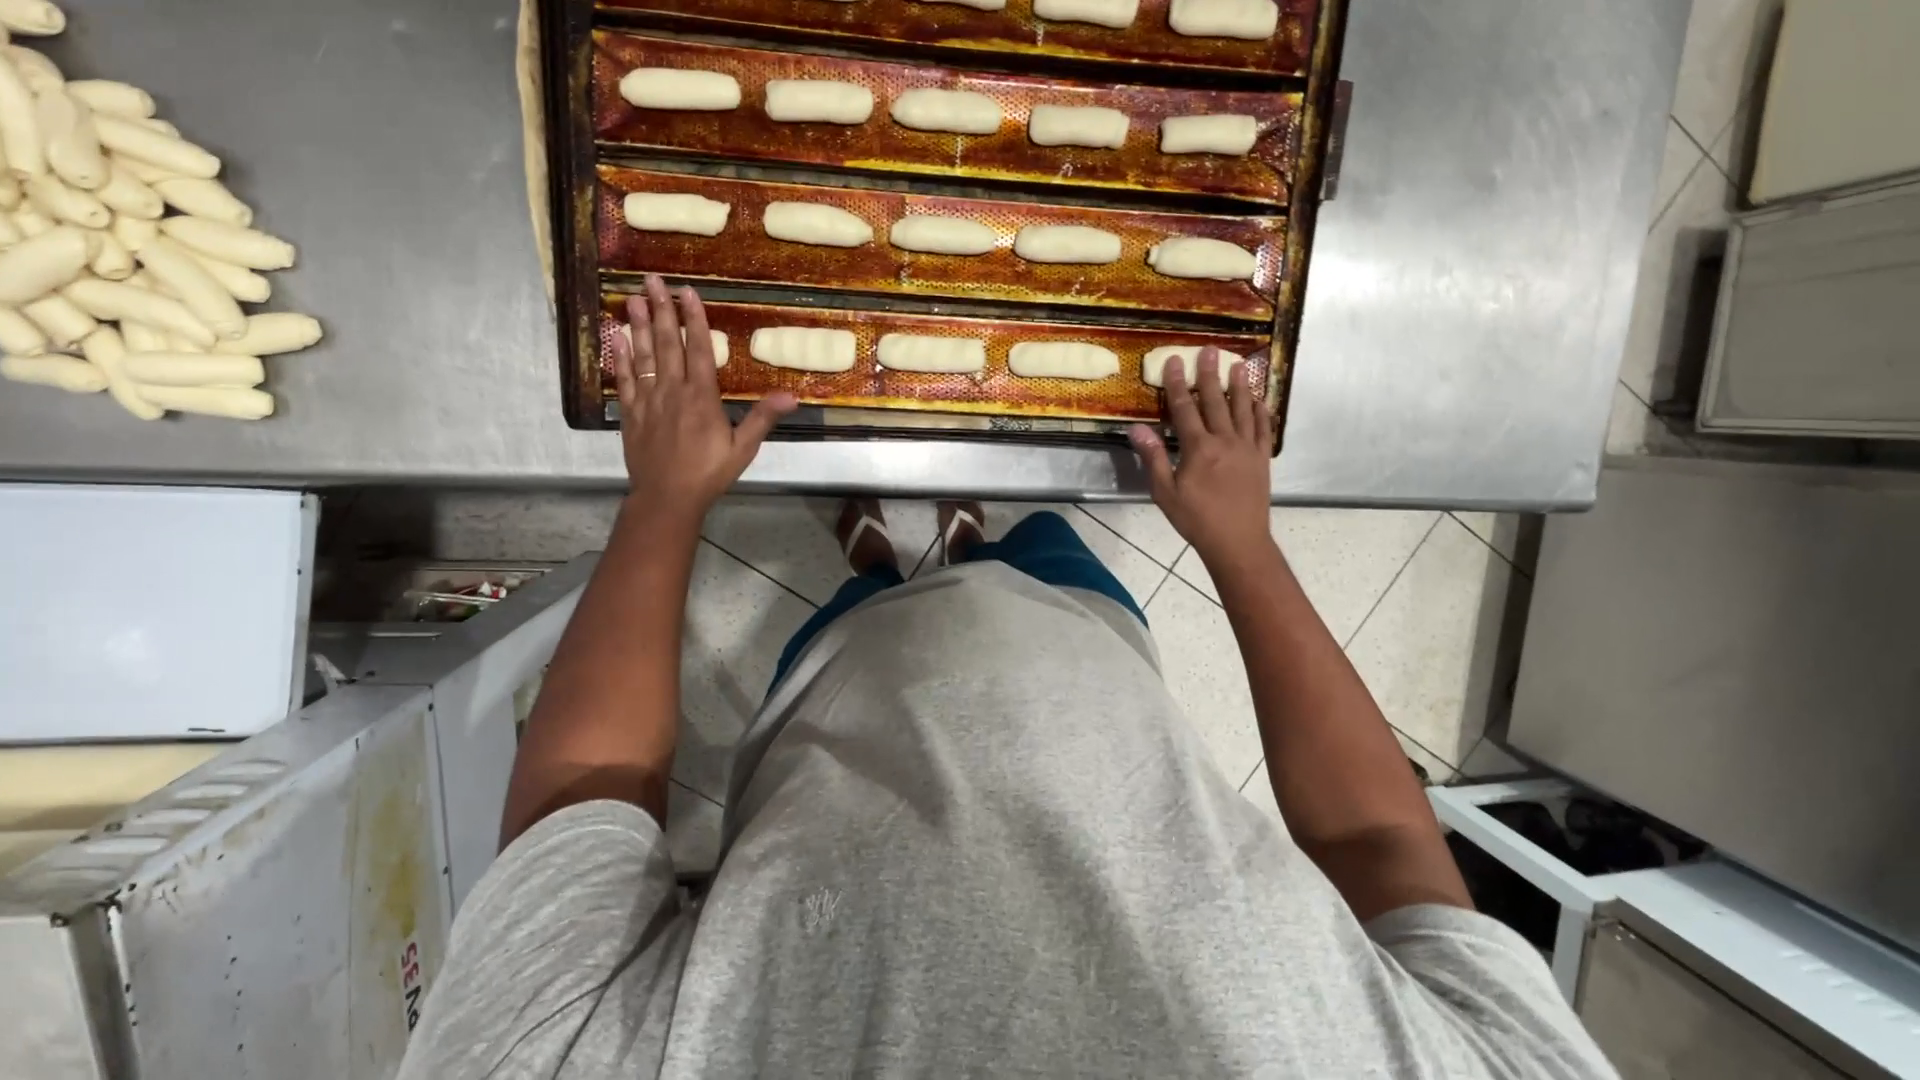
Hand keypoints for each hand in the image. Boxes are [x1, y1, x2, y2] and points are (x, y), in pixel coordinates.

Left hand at [610, 276, 795, 532]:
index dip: (693, 319)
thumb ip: (762, 418)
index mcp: (702, 397)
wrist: (667, 498)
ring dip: (638, 325)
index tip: (687, 292)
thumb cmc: (709, 474)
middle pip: (666, 344)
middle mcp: (673, 392)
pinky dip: (621, 358)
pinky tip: (617, 337)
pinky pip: (625, 380)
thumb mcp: (743, 448)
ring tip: (633, 297)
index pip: (698, 349)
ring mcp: (648, 401)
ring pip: (643, 356)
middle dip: (661, 310)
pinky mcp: (631, 414)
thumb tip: (791, 396)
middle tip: (652, 280)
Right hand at [1128, 349, 1275, 570]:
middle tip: (1209, 350)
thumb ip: (1153, 457)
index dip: (1177, 383)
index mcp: (1199, 448)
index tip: (1175, 360)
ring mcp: (1247, 448)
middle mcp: (1225, 441)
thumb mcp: (1165, 492)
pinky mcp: (1262, 459)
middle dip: (1209, 374)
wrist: (1238, 541)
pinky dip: (1261, 412)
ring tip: (1238, 365)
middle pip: (1215, 401)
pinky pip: (1263, 429)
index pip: (1185, 408)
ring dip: (1239, 386)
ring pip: (1243, 409)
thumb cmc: (1196, 520)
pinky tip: (1259, 401)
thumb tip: (1137, 428)